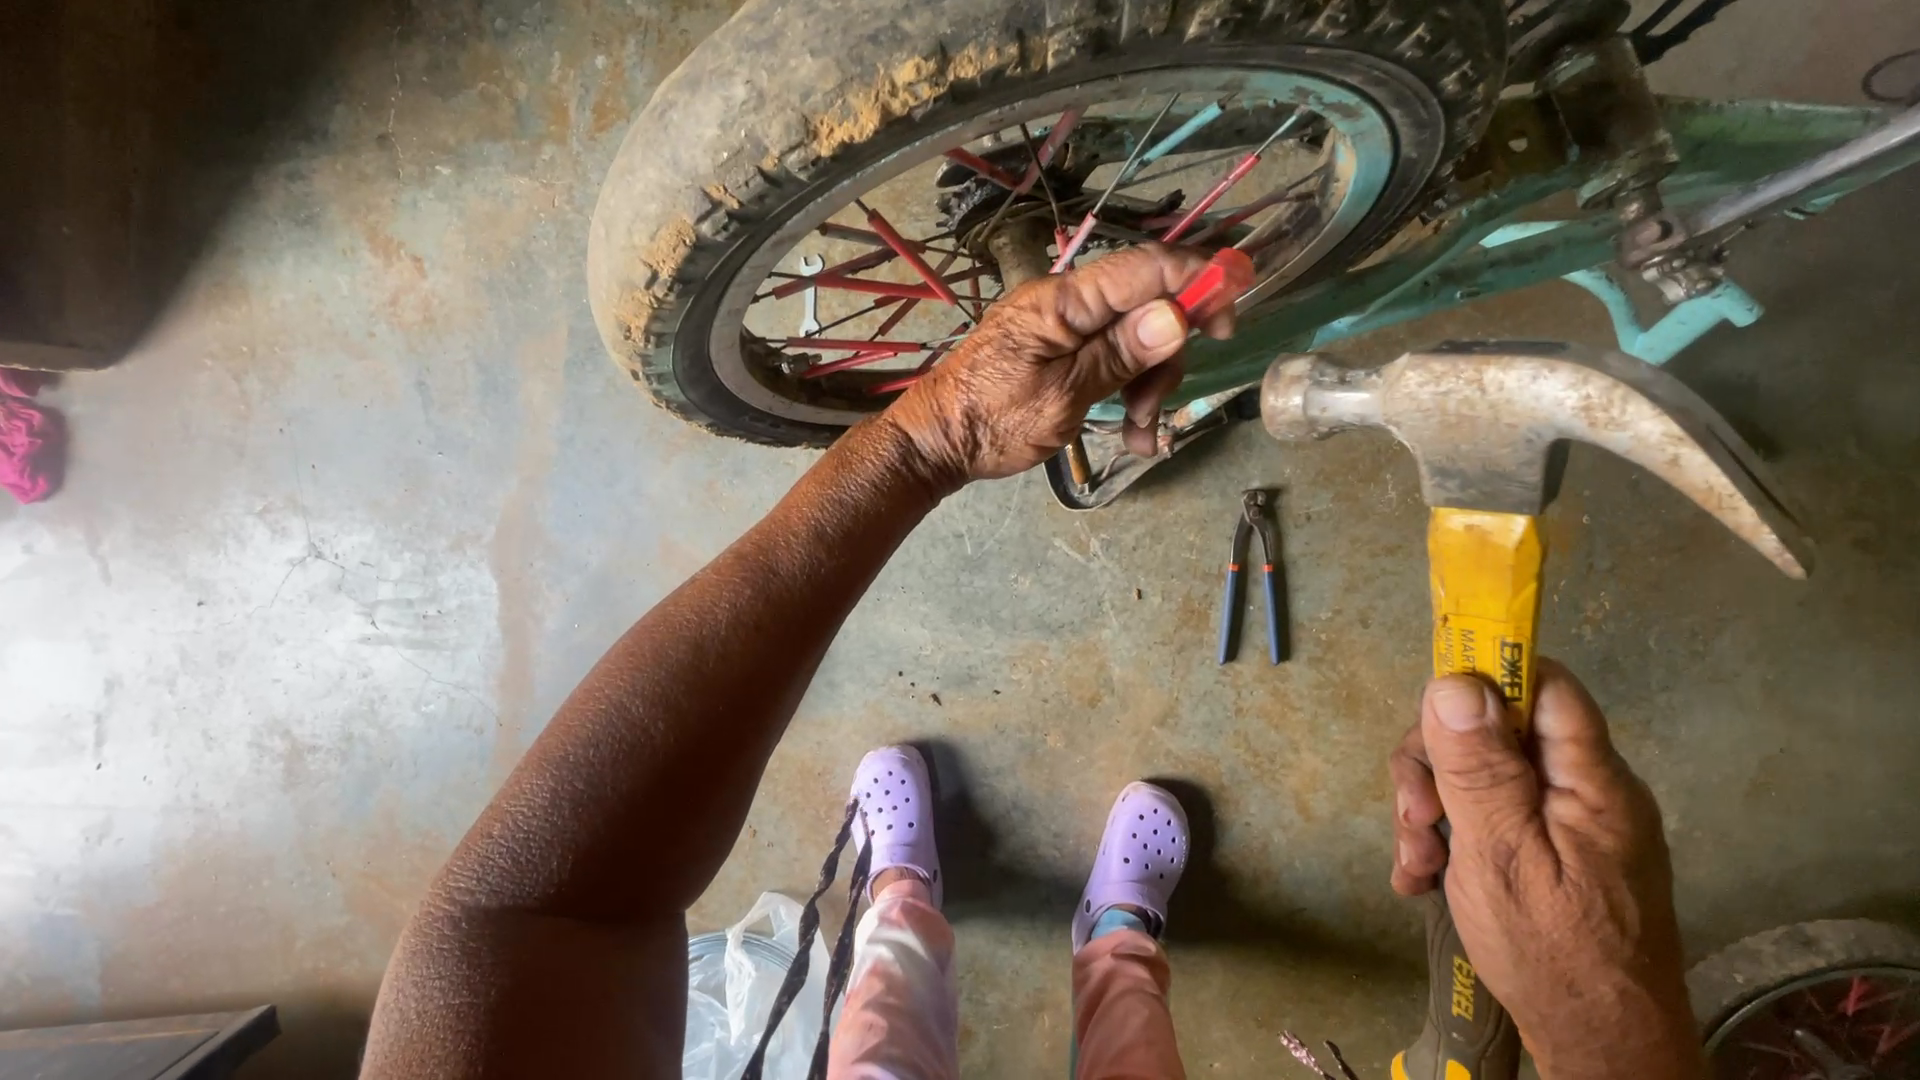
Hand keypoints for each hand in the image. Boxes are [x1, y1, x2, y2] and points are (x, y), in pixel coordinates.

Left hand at [882, 243, 1233, 483]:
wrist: (937, 445)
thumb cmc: (990, 422)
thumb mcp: (1061, 398)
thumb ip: (1117, 355)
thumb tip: (1176, 316)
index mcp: (1063, 302)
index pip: (1143, 269)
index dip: (1197, 276)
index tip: (1237, 299)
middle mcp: (1067, 304)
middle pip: (1146, 308)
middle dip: (1166, 357)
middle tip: (1158, 408)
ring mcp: (1063, 329)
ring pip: (1134, 339)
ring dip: (1148, 385)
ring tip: (1138, 434)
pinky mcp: (1061, 353)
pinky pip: (1109, 360)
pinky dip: (1126, 393)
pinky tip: (1130, 433)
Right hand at [1388, 661, 1703, 1079]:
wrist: (1597, 1046)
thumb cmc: (1551, 949)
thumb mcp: (1500, 853)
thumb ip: (1480, 767)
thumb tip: (1455, 681)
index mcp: (1590, 780)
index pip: (1545, 685)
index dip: (1485, 676)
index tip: (1428, 707)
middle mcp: (1581, 788)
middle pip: (1491, 730)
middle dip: (1434, 766)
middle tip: (1412, 817)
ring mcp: (1561, 820)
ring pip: (1474, 772)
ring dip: (1428, 808)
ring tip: (1413, 861)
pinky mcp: (1542, 848)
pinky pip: (1482, 813)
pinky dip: (1443, 836)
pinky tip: (1420, 875)